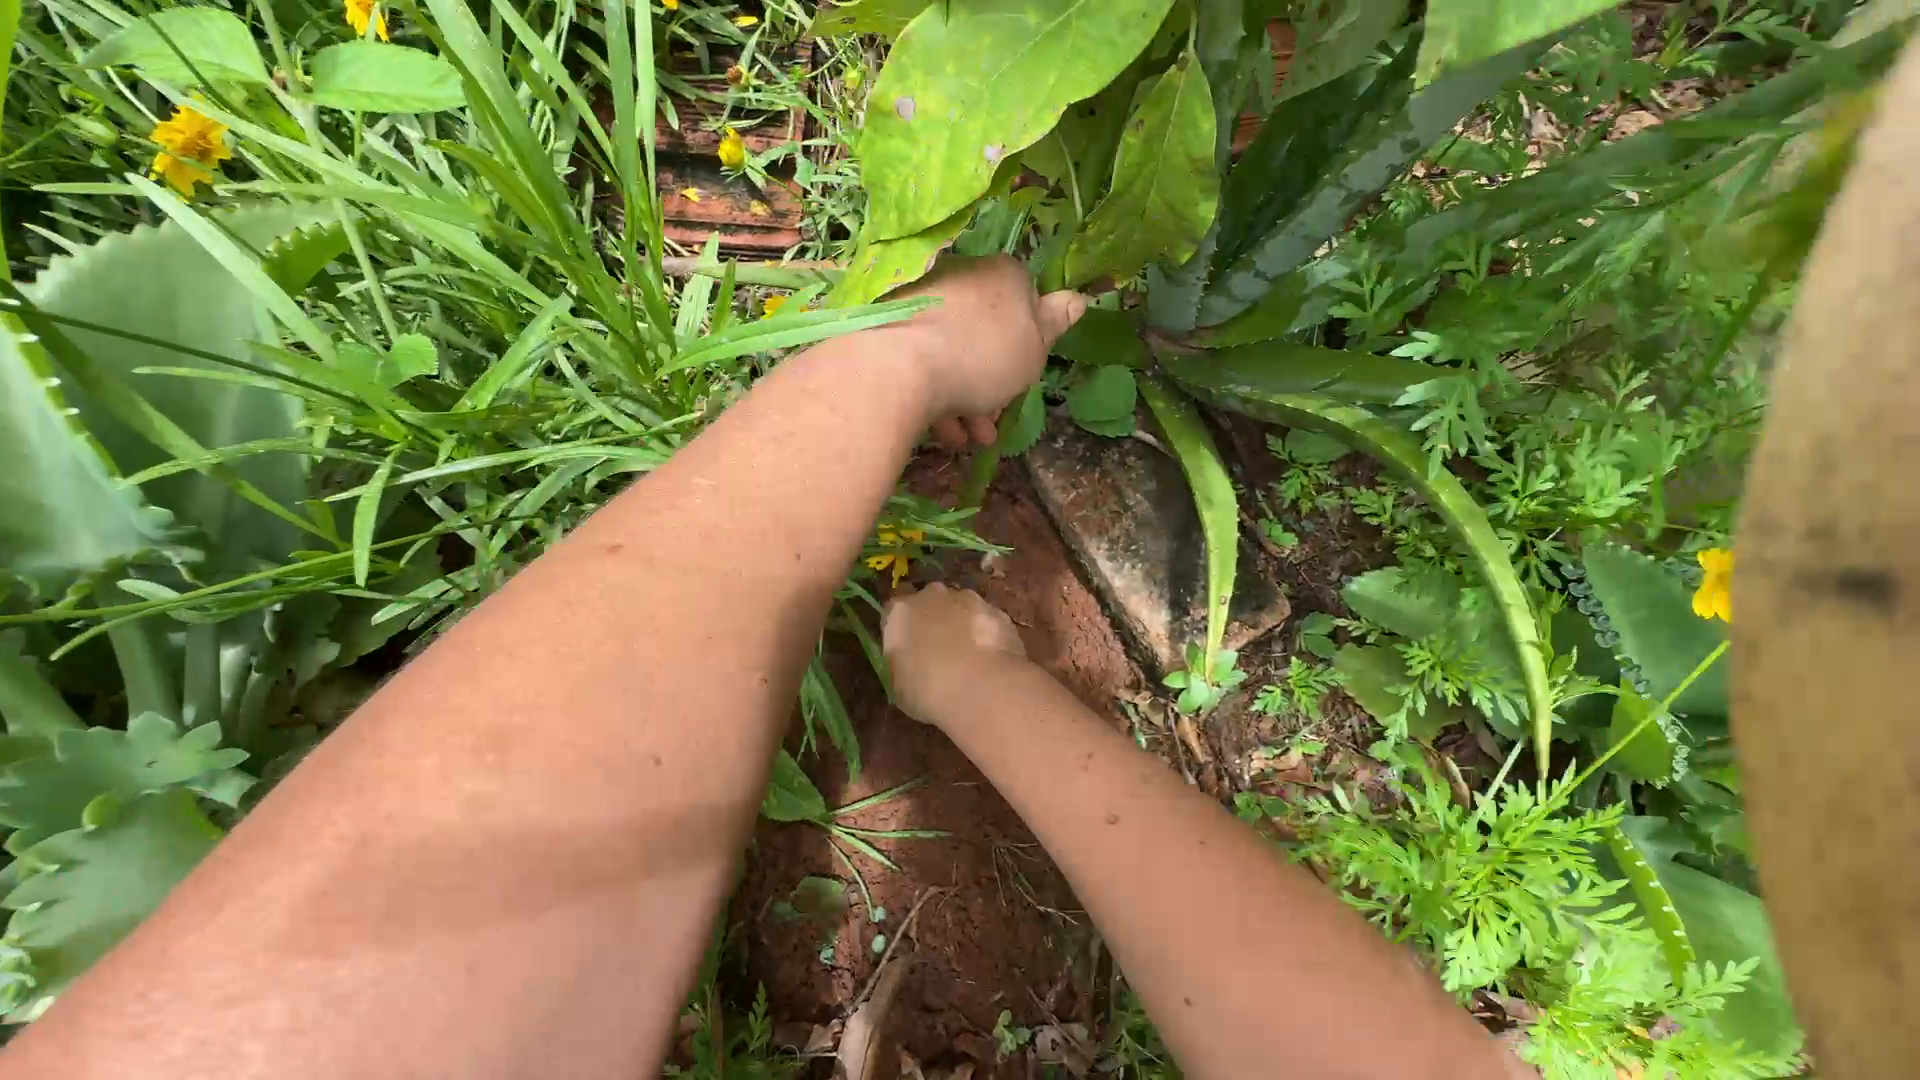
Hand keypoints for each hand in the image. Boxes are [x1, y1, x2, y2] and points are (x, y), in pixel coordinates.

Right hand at [882, 583, 1031, 727]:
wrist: (983, 687)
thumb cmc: (928, 690)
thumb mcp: (897, 685)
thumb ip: (900, 663)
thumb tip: (908, 661)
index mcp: (900, 610)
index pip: (893, 613)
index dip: (900, 632)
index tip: (906, 651)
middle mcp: (933, 595)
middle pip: (929, 603)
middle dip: (933, 621)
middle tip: (938, 652)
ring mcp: (969, 599)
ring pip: (960, 608)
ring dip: (961, 625)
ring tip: (969, 659)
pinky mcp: (998, 611)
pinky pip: (986, 620)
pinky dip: (987, 635)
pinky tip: (990, 660)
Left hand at [888, 255, 1084, 446]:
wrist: (901, 366)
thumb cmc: (984, 355)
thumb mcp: (1035, 347)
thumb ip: (1054, 323)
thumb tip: (1077, 297)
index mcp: (1003, 273)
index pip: (1024, 301)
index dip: (1028, 344)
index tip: (1024, 379)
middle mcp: (961, 278)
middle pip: (986, 334)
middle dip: (994, 384)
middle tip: (993, 422)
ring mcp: (922, 303)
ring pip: (954, 353)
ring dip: (966, 401)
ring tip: (968, 439)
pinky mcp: (890, 330)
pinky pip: (923, 363)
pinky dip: (936, 397)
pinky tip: (943, 434)